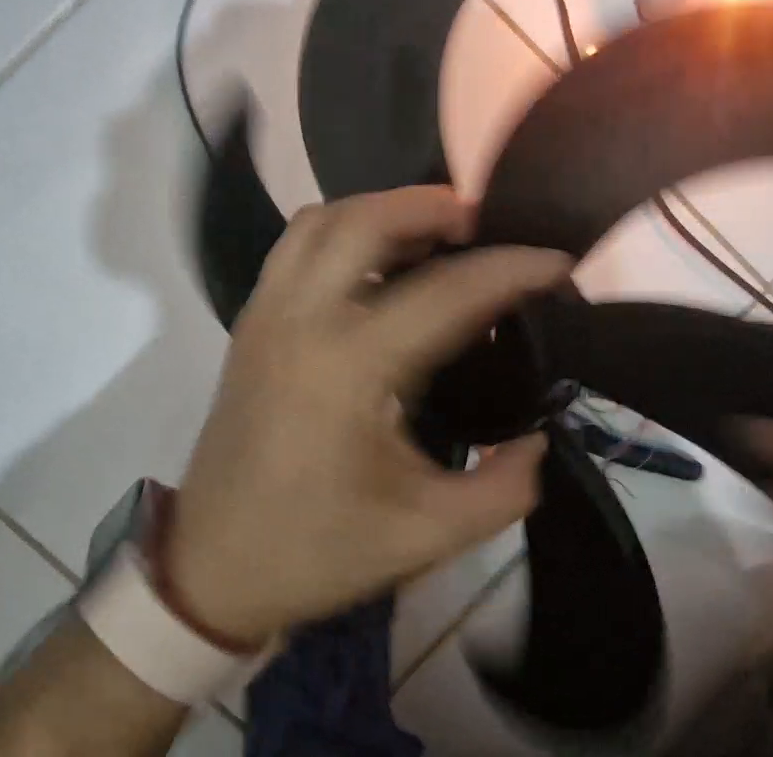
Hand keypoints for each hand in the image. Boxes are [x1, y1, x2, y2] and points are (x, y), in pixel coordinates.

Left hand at [163, 186, 571, 645]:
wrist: (214, 566)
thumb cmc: (319, 549)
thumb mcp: (426, 534)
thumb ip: (502, 488)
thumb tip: (536, 437)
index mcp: (349, 367)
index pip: (446, 292)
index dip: (512, 269)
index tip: (559, 264)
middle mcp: (302, 319)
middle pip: (368, 220)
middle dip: (433, 206)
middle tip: (485, 223)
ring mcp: (267, 313)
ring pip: (323, 219)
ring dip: (382, 209)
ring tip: (434, 232)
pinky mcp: (251, 321)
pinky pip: (296, 244)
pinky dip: (342, 228)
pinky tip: (377, 259)